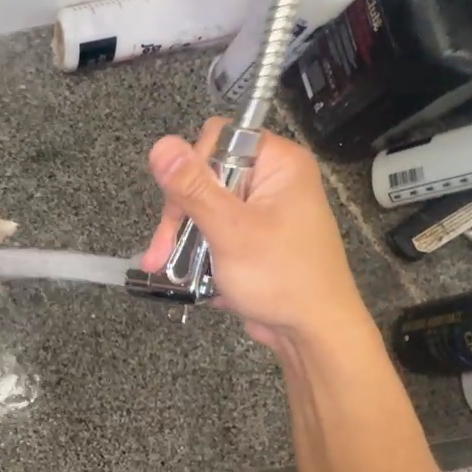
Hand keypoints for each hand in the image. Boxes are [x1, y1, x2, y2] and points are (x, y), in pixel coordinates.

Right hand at [138, 119, 369, 354]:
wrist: (311, 331)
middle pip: (206, 178)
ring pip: (205, 210)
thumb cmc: (281, 278)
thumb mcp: (230, 230)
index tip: (178, 208)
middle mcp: (271, 181)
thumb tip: (161, 145)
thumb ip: (193, 188)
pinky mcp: (252, 240)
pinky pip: (214, 234)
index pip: (220, 140)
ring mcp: (262, 212)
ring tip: (165, 270)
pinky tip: (186, 276)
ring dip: (182, 240)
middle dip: (179, 216)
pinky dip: (197, 254)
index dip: (192, 170)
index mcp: (278, 164)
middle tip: (160, 254)